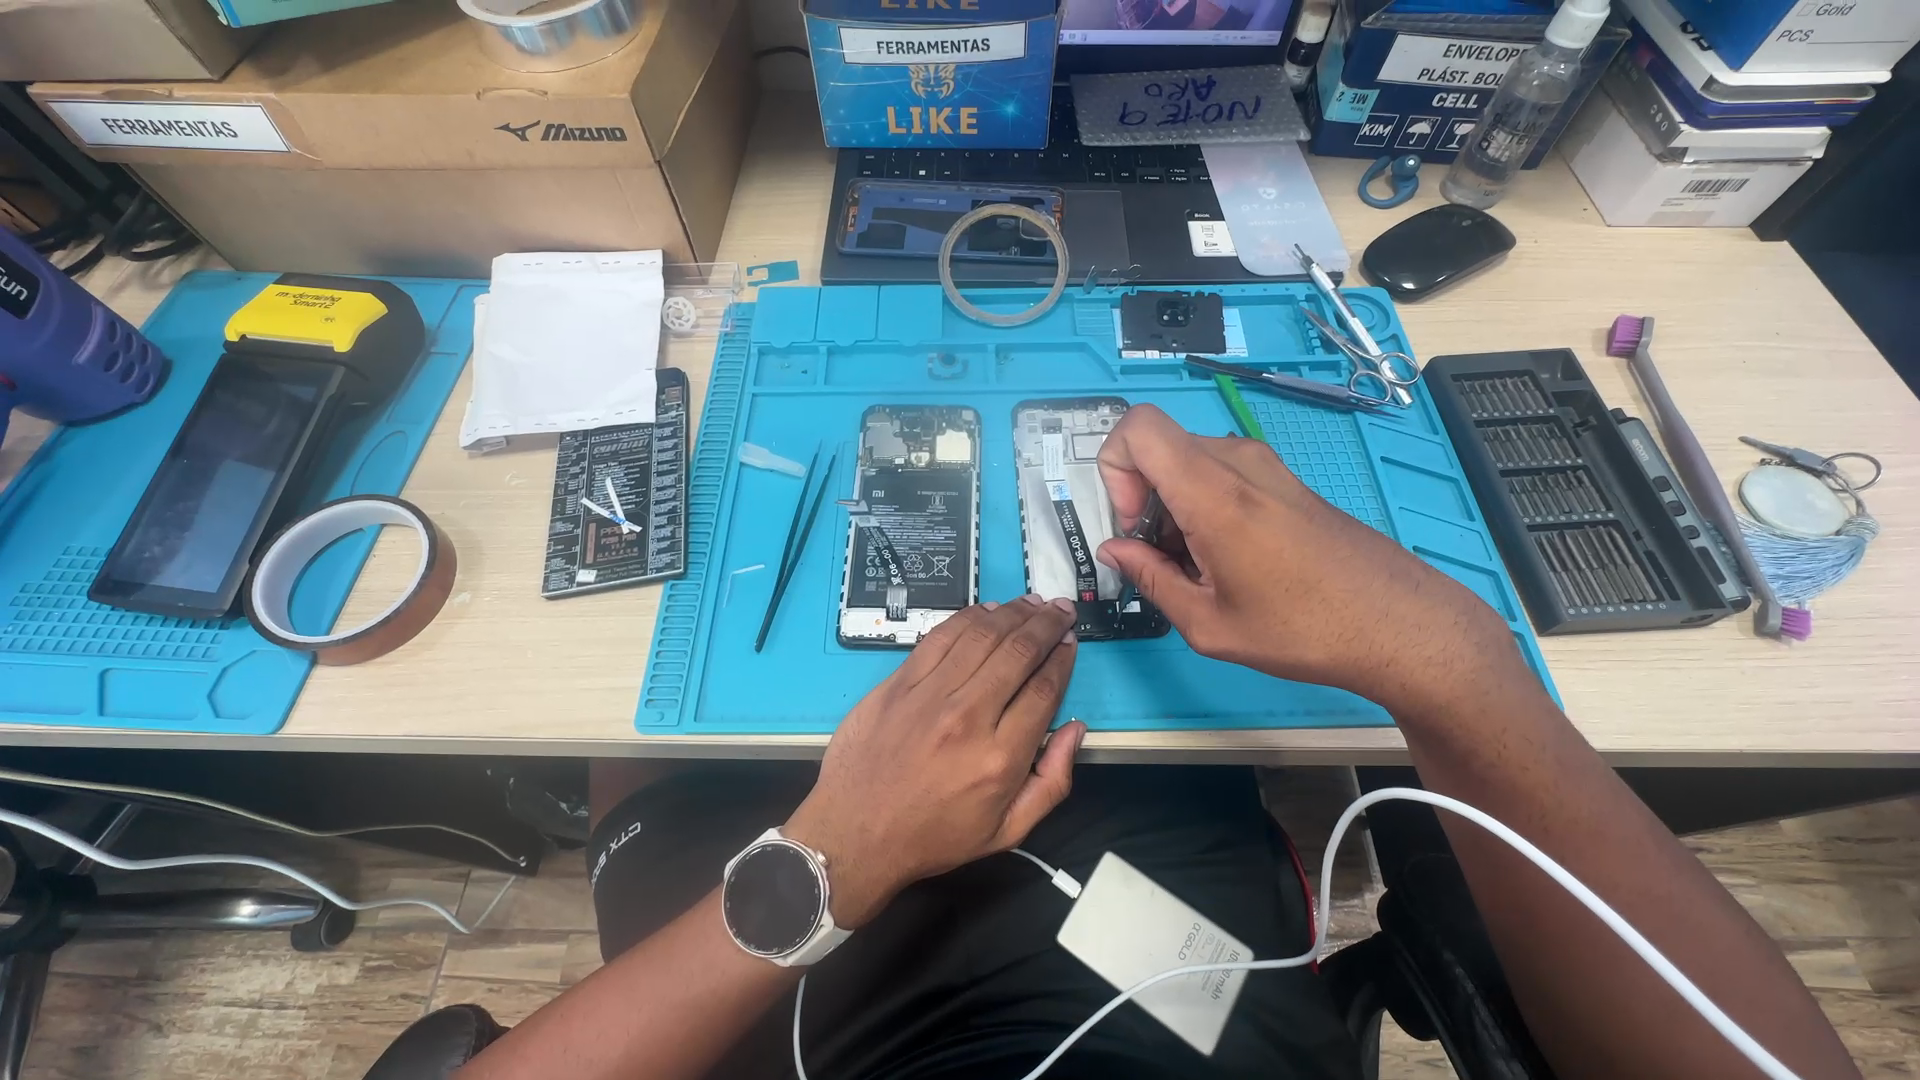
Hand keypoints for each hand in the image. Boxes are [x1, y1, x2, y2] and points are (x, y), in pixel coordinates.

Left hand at [784, 597, 1084, 927]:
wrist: (855, 834)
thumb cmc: (935, 836)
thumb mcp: (1008, 831)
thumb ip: (1052, 781)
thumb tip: (1075, 727)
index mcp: (1000, 757)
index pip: (1044, 689)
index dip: (1062, 658)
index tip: (1070, 642)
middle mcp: (968, 717)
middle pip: (1017, 652)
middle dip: (1046, 625)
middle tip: (1061, 610)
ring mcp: (928, 696)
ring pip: (981, 636)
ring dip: (1012, 613)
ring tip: (1031, 603)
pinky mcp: (898, 684)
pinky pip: (940, 638)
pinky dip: (968, 618)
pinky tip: (986, 610)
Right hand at [1094, 405, 1518, 713]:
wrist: (1400, 626)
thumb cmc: (1302, 631)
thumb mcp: (1208, 623)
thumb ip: (1149, 579)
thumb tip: (1115, 551)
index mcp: (1214, 492)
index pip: (1138, 427)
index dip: (1114, 467)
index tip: (1133, 524)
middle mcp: (1239, 463)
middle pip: (1159, 449)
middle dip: (1141, 497)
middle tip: (1160, 556)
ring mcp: (1267, 467)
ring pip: (1188, 462)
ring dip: (1172, 505)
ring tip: (1196, 566)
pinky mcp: (1284, 480)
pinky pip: (1221, 473)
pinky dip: (1203, 506)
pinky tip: (1228, 559)